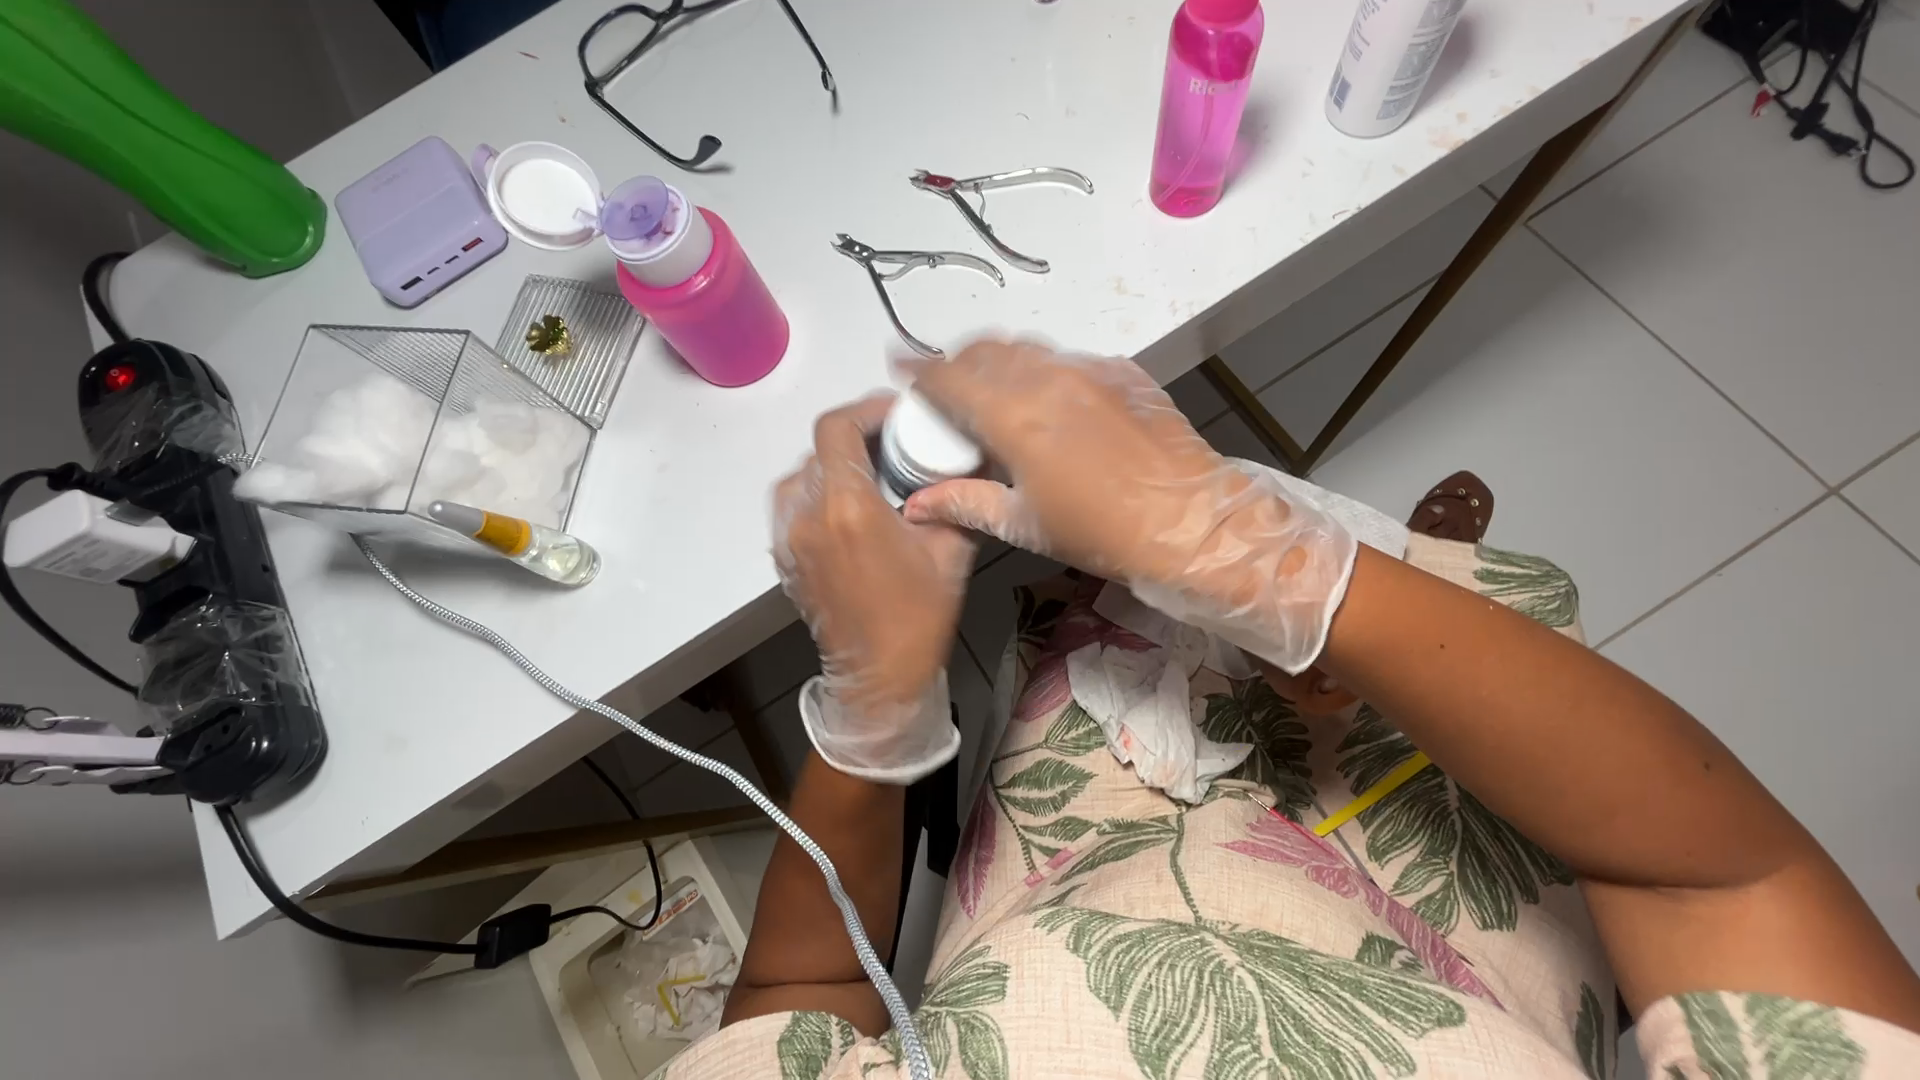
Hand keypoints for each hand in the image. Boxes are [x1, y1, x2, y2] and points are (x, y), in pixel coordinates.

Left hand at [773, 393, 974, 779]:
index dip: (866, 410)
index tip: (897, 417)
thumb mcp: (951, 550)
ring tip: (872, 474)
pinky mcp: (783, 557)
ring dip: (834, 465)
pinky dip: (818, 493)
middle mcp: (806, 516)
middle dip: (857, 438)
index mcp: (847, 508)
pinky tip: (851, 508)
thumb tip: (966, 460)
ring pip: (801, 475)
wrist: (880, 678)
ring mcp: (788, 538)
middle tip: (895, 445)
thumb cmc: (919, 615)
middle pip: (819, 449)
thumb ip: (954, 497)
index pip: (836, 428)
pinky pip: (793, 505)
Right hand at [901, 340, 1356, 673]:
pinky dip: (1046, 371)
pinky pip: (1070, 359)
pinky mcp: (1123, 372)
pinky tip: (1053, 404)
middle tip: (948, 389)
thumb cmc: (1100, 532)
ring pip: (1029, 349)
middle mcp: (1048, 378)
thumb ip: (965, 503)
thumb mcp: (1024, 525)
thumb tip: (917, 504)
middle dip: (958, 362)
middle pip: (985, 350)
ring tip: (996, 393)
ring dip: (1001, 363)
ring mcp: (1090, 369)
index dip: (917, 370)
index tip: (900, 366)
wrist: (1190, 522)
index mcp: (1014, 415)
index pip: (949, 377)